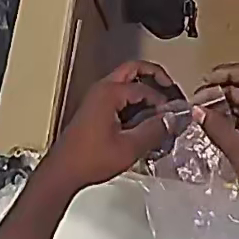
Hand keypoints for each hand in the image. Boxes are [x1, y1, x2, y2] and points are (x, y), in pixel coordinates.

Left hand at [36, 60, 173, 193]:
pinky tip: (144, 118)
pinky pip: (118, 94)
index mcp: (109, 93)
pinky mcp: (95, 108)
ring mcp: (97, 97)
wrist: (64, 169)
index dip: (162, 100)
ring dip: (144, 87)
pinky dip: (133, 99)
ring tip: (160, 106)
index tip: (174, 114)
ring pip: (125, 81)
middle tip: (171, 88)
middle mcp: (102, 89)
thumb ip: (154, 130)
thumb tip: (172, 119)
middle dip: (154, 75)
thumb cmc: (91, 158)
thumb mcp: (129, 147)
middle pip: (132, 69)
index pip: (144, 88)